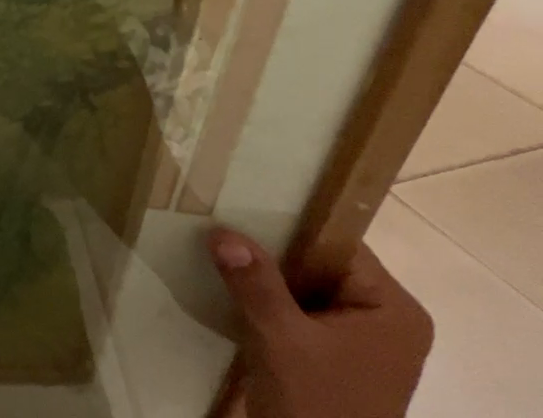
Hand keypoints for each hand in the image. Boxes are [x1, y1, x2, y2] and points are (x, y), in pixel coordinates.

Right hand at [211, 227, 432, 417]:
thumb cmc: (317, 402)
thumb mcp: (281, 340)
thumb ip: (255, 284)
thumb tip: (223, 231)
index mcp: (392, 309)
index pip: (338, 244)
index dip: (289, 224)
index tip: (238, 206)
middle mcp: (383, 318)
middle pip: (317, 262)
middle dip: (266, 250)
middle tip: (216, 228)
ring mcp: (358, 338)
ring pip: (300, 285)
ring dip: (259, 275)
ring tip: (213, 252)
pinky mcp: (329, 352)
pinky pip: (293, 308)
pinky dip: (261, 299)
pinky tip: (225, 288)